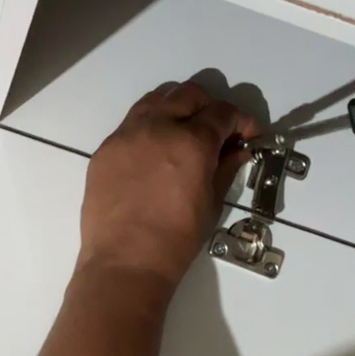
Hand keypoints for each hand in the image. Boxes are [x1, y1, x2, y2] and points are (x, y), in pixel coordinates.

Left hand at [78, 81, 261, 285]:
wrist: (125, 260)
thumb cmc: (176, 239)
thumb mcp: (211, 203)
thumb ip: (226, 168)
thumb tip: (240, 150)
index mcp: (190, 141)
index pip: (222, 112)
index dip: (242, 120)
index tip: (249, 134)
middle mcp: (156, 127)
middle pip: (187, 95)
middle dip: (209, 107)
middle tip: (217, 131)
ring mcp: (125, 135)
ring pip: (155, 100)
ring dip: (176, 108)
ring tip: (183, 132)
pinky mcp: (105, 149)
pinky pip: (130, 124)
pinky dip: (149, 128)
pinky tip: (154, 154)